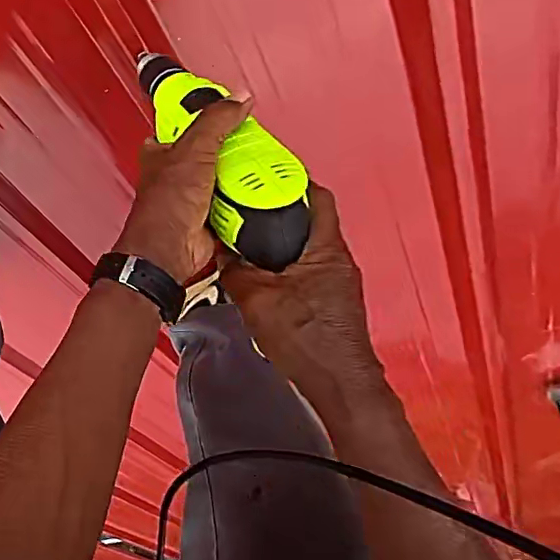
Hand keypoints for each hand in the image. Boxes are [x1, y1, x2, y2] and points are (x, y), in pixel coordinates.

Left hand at [112, 94, 252, 280]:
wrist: (170, 251)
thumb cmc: (164, 207)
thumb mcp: (193, 149)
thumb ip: (216, 120)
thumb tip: (237, 98)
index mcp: (162, 150)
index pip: (186, 121)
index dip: (206, 113)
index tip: (229, 106)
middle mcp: (176, 172)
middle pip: (212, 148)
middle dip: (232, 148)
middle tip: (248, 143)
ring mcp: (194, 195)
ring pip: (225, 175)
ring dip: (240, 176)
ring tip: (253, 170)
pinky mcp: (210, 215)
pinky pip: (234, 201)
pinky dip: (244, 199)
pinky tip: (250, 195)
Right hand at [221, 183, 382, 395]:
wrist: (336, 383)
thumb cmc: (310, 342)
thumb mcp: (257, 299)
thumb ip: (236, 270)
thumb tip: (222, 254)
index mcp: (326, 250)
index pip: (318, 197)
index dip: (293, 180)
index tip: (267, 176)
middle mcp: (337, 262)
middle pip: (310, 221)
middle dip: (280, 213)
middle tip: (250, 209)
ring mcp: (336, 283)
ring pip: (306, 248)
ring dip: (281, 244)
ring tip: (250, 244)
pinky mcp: (329, 302)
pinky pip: (304, 271)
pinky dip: (284, 268)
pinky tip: (262, 280)